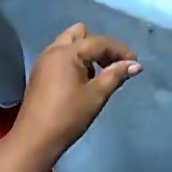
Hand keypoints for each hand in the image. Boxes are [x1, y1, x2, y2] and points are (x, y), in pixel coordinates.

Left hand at [11, 24, 140, 156]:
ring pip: (68, 44)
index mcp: (66, 52)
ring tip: (98, 76)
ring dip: (86, 53)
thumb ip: (116, 75)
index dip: (120, 50)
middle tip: (112, 65)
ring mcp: (43, 61)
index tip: (135, 63)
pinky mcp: (40, 73)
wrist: (35, 138)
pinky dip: (74, 61)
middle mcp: (52, 50)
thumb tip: (135, 64)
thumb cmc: (68, 115)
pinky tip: (82, 81)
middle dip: (99, 46)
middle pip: (80, 34)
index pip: (99, 42)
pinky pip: (60, 56)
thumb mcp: (96, 95)